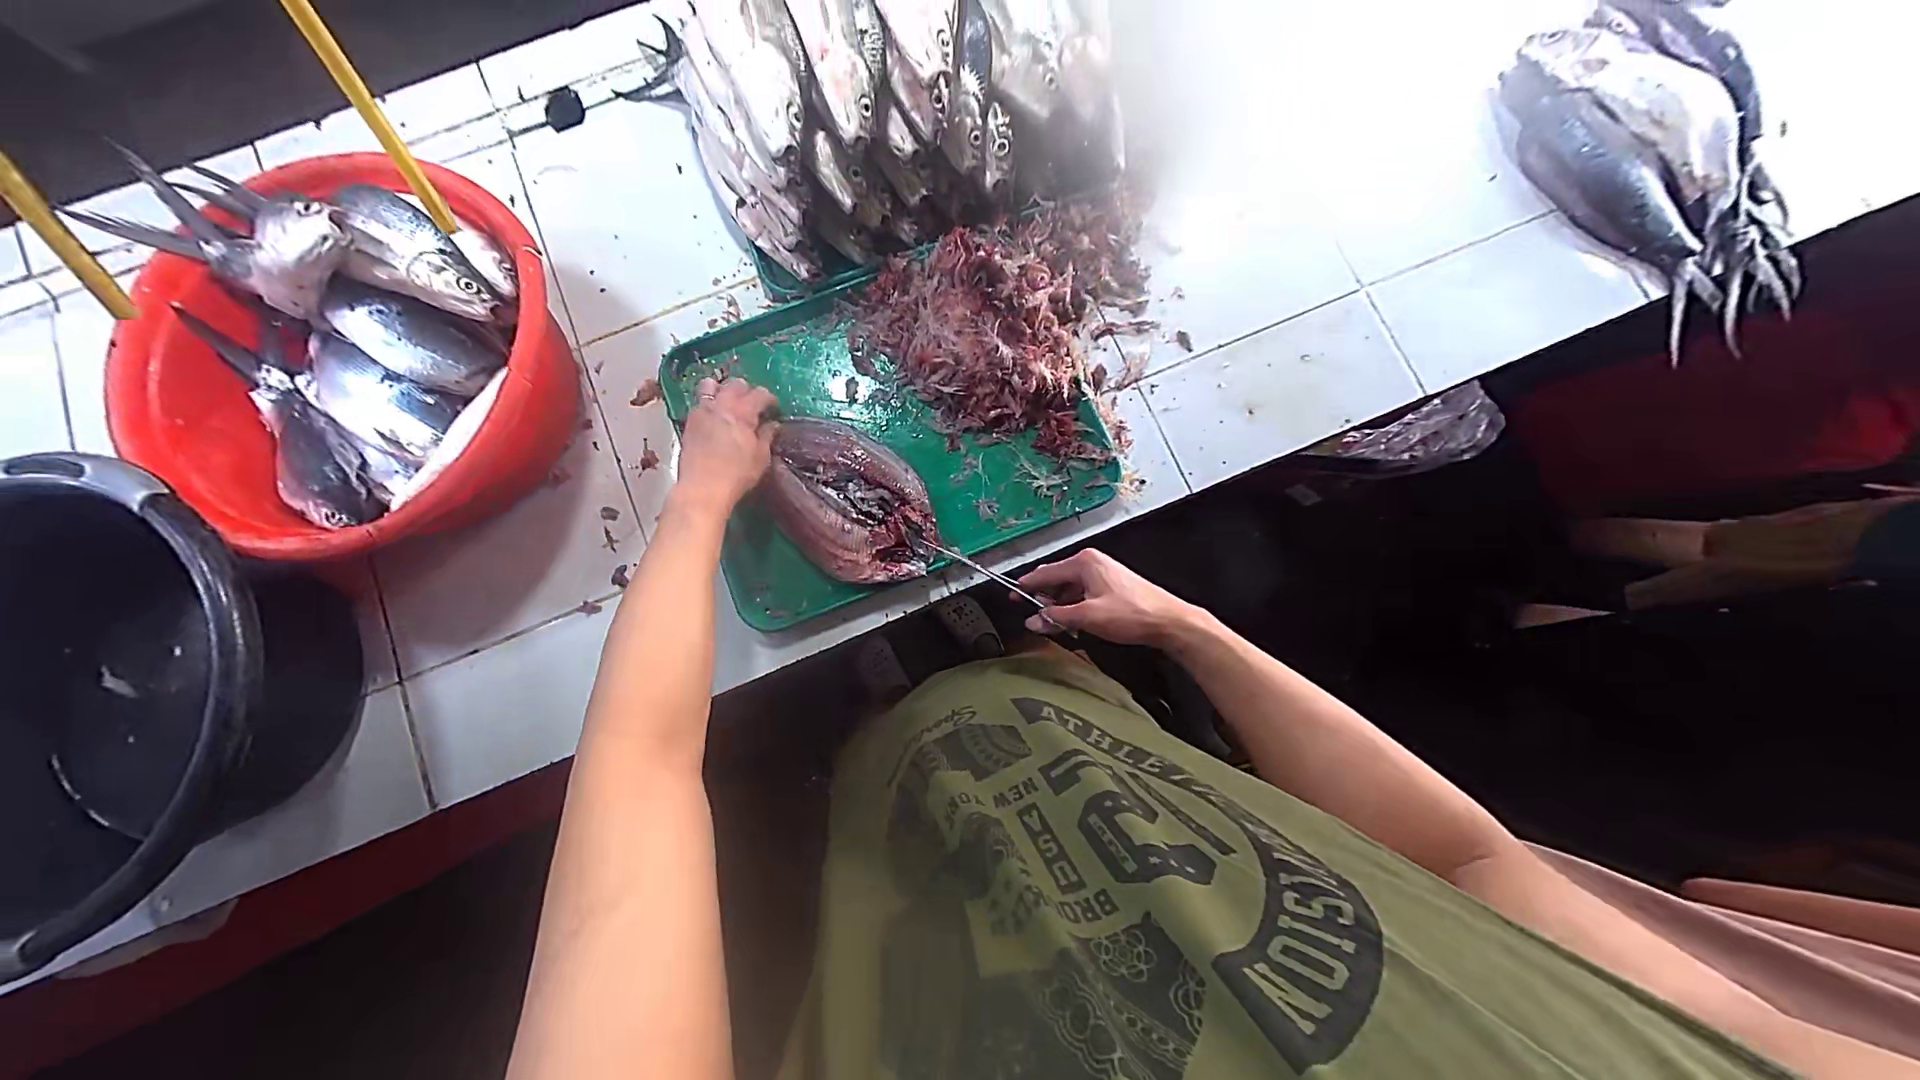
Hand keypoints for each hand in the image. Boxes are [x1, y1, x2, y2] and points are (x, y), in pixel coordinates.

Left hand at [672, 377, 778, 519]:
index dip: (769, 399)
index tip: (774, 408)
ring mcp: (702, 411)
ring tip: (730, 402)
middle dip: (747, 390)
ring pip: (711, 386)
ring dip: (723, 390)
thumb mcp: (761, 457)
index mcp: (743, 412)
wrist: (703, 488)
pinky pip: (700, 402)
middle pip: (735, 384)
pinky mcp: (690, 422)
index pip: (759, 394)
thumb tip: (772, 424)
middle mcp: (721, 405)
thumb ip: (767, 436)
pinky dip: (710, 403)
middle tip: (753, 403)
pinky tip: (715, 416)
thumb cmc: (737, 474)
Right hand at [1016, 549, 1202, 646]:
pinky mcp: (1111, 586)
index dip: (1026, 586)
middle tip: (1031, 614)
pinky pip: (1082, 593)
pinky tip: (1071, 621)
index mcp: (1084, 562)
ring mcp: (1103, 574)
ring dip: (1058, 605)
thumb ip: (1056, 618)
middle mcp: (1093, 563)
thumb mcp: (1087, 617)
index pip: (1045, 573)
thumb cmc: (1134, 613)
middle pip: (1056, 579)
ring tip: (1051, 623)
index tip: (1013, 595)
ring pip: (1069, 588)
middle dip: (1043, 598)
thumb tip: (1034, 620)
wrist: (1169, 621)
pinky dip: (1073, 606)